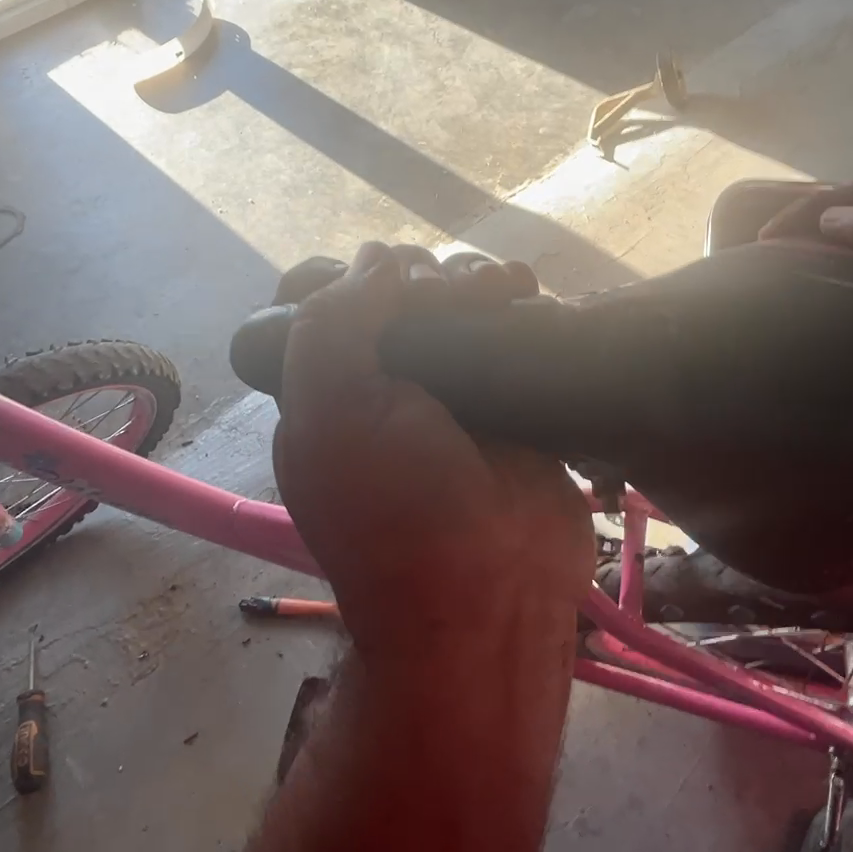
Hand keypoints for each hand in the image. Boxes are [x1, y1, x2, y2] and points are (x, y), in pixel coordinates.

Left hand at [271, 243, 593, 658]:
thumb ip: (332, 324)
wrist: (489, 594)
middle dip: (426, 278)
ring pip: (455, 306)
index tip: (392, 281)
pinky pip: (504, 333)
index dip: (354, 276)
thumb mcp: (332, 416)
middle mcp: (385, 386)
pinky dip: (513, 305)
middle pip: (398, 295)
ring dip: (474, 281)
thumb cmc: (395, 510)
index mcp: (327, 390)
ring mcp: (451, 394)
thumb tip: (376, 256)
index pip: (327, 301)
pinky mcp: (508, 402)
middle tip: (452, 298)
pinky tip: (525, 296)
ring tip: (502, 290)